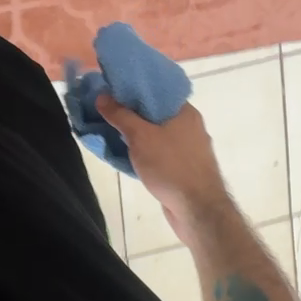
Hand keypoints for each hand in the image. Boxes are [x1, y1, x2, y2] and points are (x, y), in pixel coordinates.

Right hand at [96, 93, 231, 236]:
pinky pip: (159, 152)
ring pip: (155, 134)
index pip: (156, 91)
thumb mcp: (139, 136)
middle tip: (105, 110)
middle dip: (130, 113)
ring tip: (110, 131)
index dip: (132, 89)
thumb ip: (119, 114)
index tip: (111, 89)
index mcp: (184, 112)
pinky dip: (143, 151)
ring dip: (135, 134)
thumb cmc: (171, 166)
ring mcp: (189, 149)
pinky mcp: (185, 169)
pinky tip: (125, 154)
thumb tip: (102, 95)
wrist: (199, 212)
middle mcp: (190, 127)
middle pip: (154, 112)